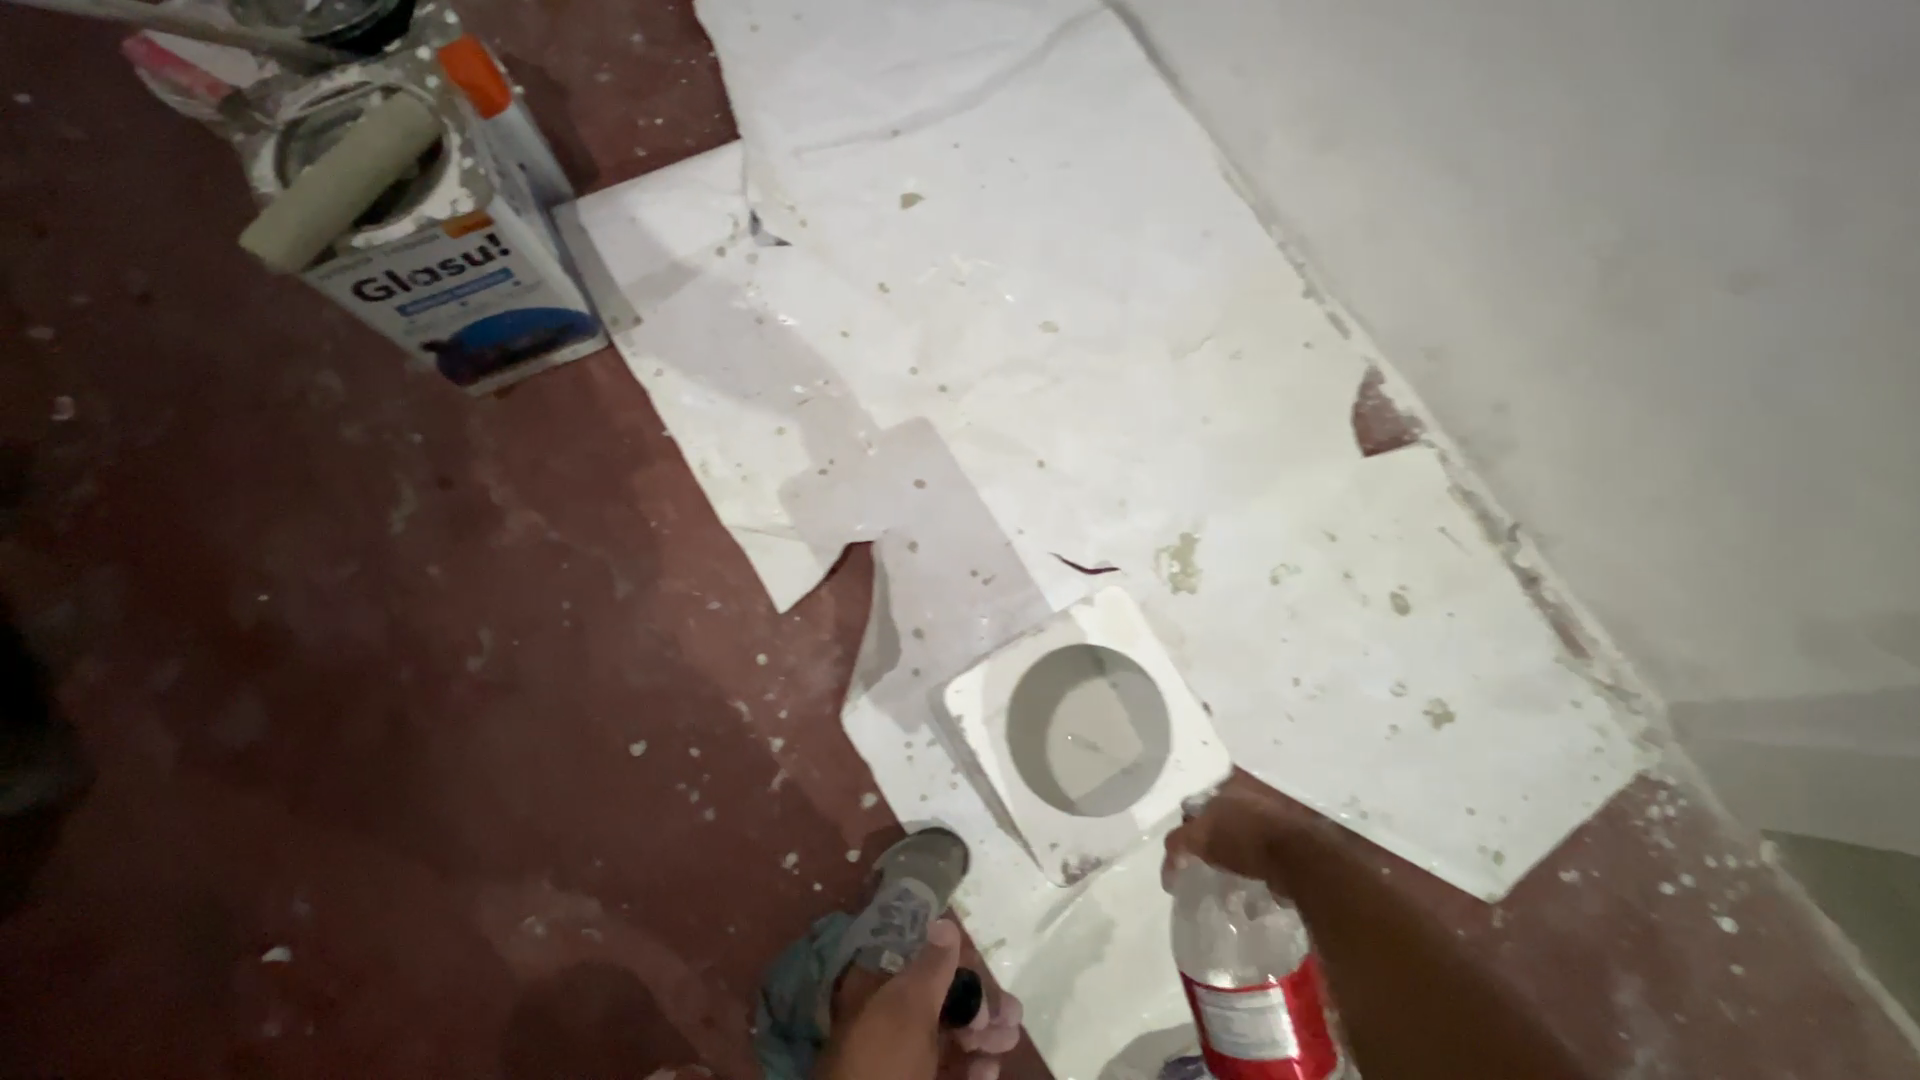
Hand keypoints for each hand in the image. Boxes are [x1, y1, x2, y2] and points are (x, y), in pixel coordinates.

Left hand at [819, 919, 1022, 1079]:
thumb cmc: (884, 1059)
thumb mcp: (909, 1006)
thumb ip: (932, 966)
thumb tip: (945, 920)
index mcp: (883, 993)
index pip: (927, 966)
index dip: (961, 968)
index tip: (987, 976)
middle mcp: (894, 1022)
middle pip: (946, 1004)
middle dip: (983, 1006)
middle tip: (1012, 1017)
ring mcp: (907, 1060)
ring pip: (954, 1040)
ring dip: (986, 1038)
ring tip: (1007, 1042)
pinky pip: (952, 1072)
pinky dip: (974, 1070)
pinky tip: (988, 1071)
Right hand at [1163, 780, 1313, 892]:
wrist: (1302, 857)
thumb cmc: (1246, 838)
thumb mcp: (1200, 837)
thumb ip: (1179, 843)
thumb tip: (1171, 859)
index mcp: (1228, 784)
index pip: (1196, 803)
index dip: (1186, 828)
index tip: (1183, 855)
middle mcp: (1252, 791)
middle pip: (1219, 818)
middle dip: (1209, 842)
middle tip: (1203, 866)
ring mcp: (1275, 813)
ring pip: (1242, 835)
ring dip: (1233, 857)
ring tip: (1230, 883)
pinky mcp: (1292, 837)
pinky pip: (1264, 852)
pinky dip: (1255, 866)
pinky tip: (1253, 884)